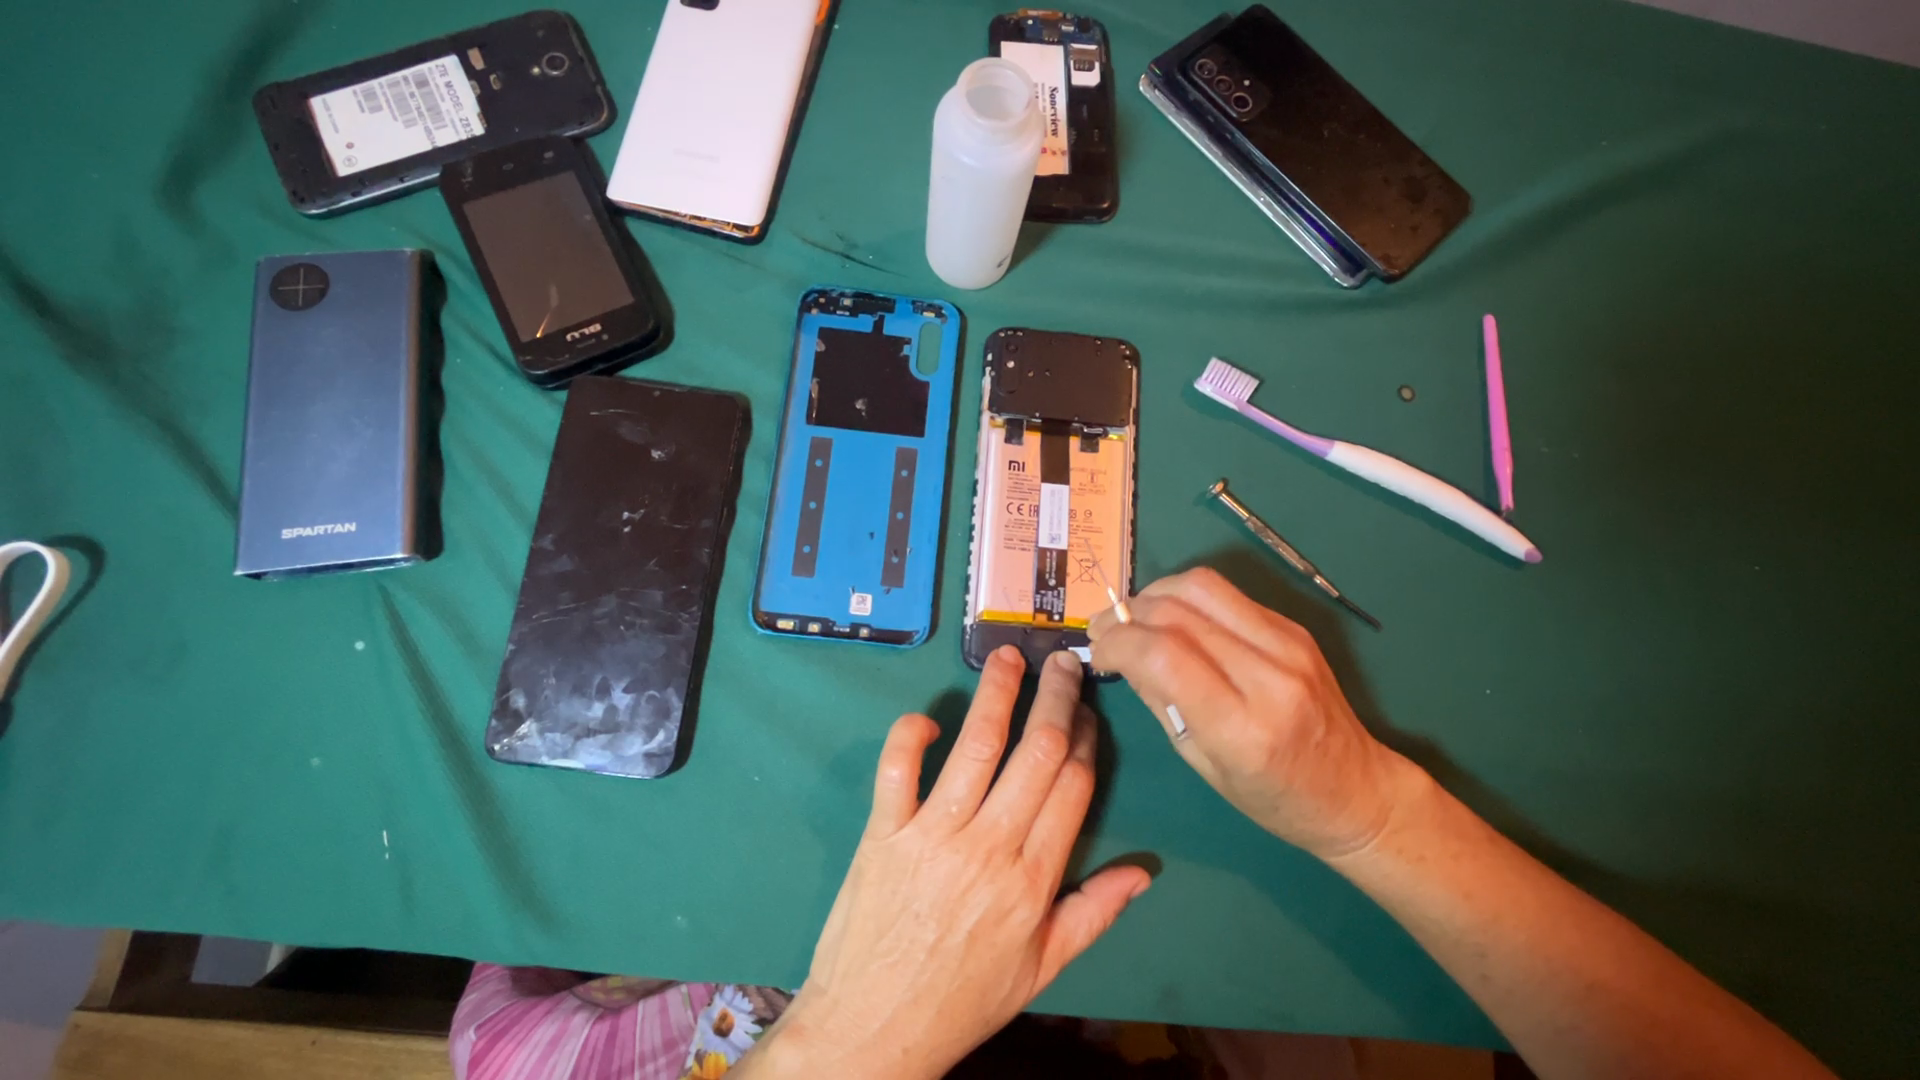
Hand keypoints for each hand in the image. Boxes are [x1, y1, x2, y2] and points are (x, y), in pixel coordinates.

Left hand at [742, 647, 1150, 1079]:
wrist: (875, 1029)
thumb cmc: (963, 999)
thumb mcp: (1041, 970)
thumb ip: (1093, 915)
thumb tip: (1144, 873)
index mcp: (1032, 879)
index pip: (1072, 787)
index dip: (1085, 741)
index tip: (1089, 712)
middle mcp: (989, 846)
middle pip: (1034, 754)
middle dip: (1055, 700)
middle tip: (1063, 663)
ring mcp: (932, 835)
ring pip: (975, 748)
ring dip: (995, 696)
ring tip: (1008, 657)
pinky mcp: (882, 832)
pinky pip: (896, 771)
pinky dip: (909, 737)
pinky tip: (926, 716)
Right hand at [1087, 567, 1412, 860]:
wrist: (1356, 790)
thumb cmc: (1272, 797)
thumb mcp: (1201, 764)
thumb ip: (1161, 701)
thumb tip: (1122, 653)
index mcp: (1241, 728)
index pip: (1163, 655)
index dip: (1117, 643)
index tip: (1098, 654)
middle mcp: (1268, 676)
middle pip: (1178, 612)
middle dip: (1127, 614)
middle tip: (1104, 631)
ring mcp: (1287, 645)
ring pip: (1202, 587)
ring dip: (1154, 594)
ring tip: (1134, 617)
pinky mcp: (1294, 628)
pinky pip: (1226, 595)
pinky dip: (1186, 599)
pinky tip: (1173, 619)